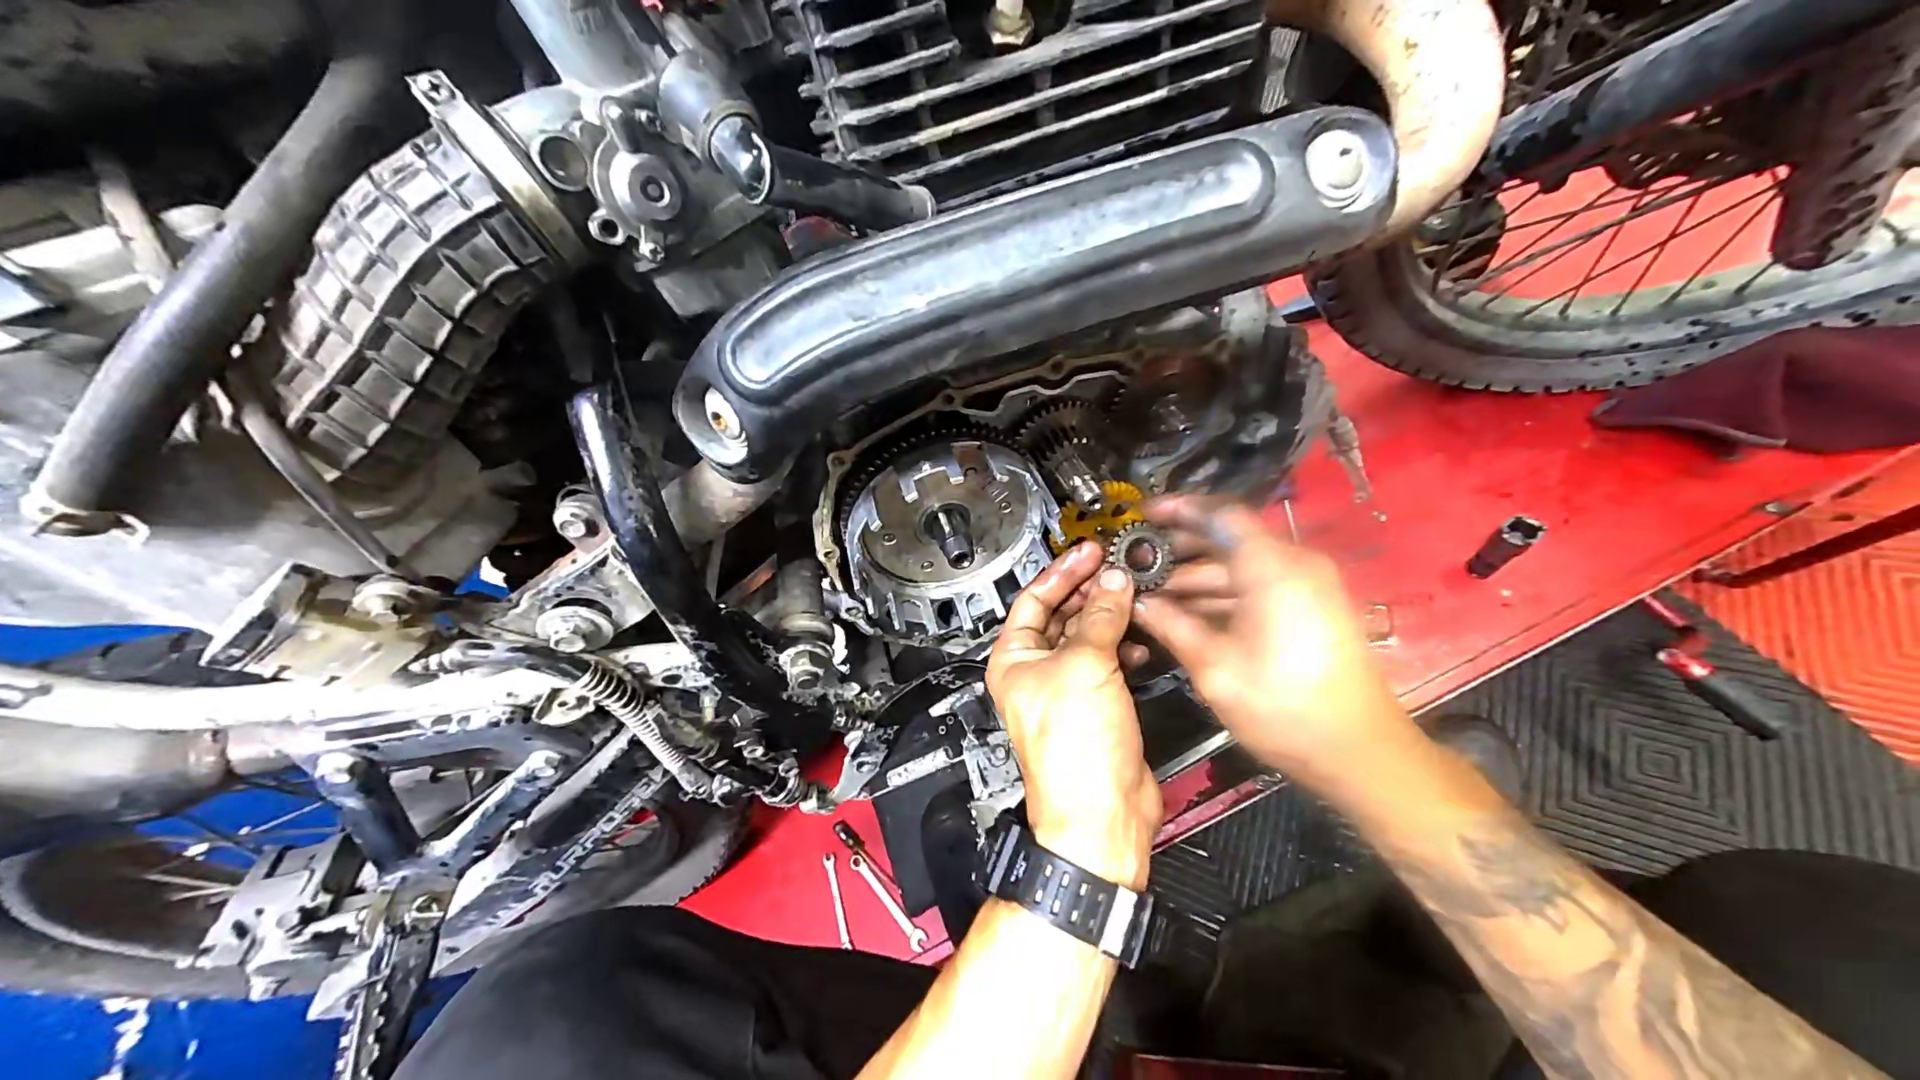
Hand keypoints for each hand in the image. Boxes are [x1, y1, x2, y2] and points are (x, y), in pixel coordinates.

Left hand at [986, 542, 1159, 889]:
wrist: (1102, 813)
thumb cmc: (1072, 755)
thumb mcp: (1085, 666)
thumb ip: (1100, 618)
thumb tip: (1112, 583)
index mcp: (1015, 658)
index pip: (1035, 598)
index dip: (1063, 571)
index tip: (1088, 550)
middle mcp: (1037, 671)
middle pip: (1062, 614)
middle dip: (1091, 590)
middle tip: (1117, 569)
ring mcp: (1067, 688)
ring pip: (1088, 637)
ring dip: (1111, 617)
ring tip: (1132, 598)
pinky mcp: (1096, 705)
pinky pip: (1109, 662)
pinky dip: (1125, 646)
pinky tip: (1140, 640)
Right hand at [1131, 496, 1419, 789]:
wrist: (1358, 750)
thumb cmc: (1281, 705)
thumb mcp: (1214, 665)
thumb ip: (1171, 624)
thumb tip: (1138, 602)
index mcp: (1273, 567)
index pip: (1220, 515)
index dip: (1178, 509)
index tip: (1143, 513)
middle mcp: (1294, 564)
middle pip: (1229, 538)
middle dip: (1181, 547)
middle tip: (1137, 558)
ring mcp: (1306, 586)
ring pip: (1241, 565)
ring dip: (1198, 575)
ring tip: (1153, 589)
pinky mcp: (1310, 608)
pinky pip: (1257, 585)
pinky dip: (1222, 593)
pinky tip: (1187, 611)